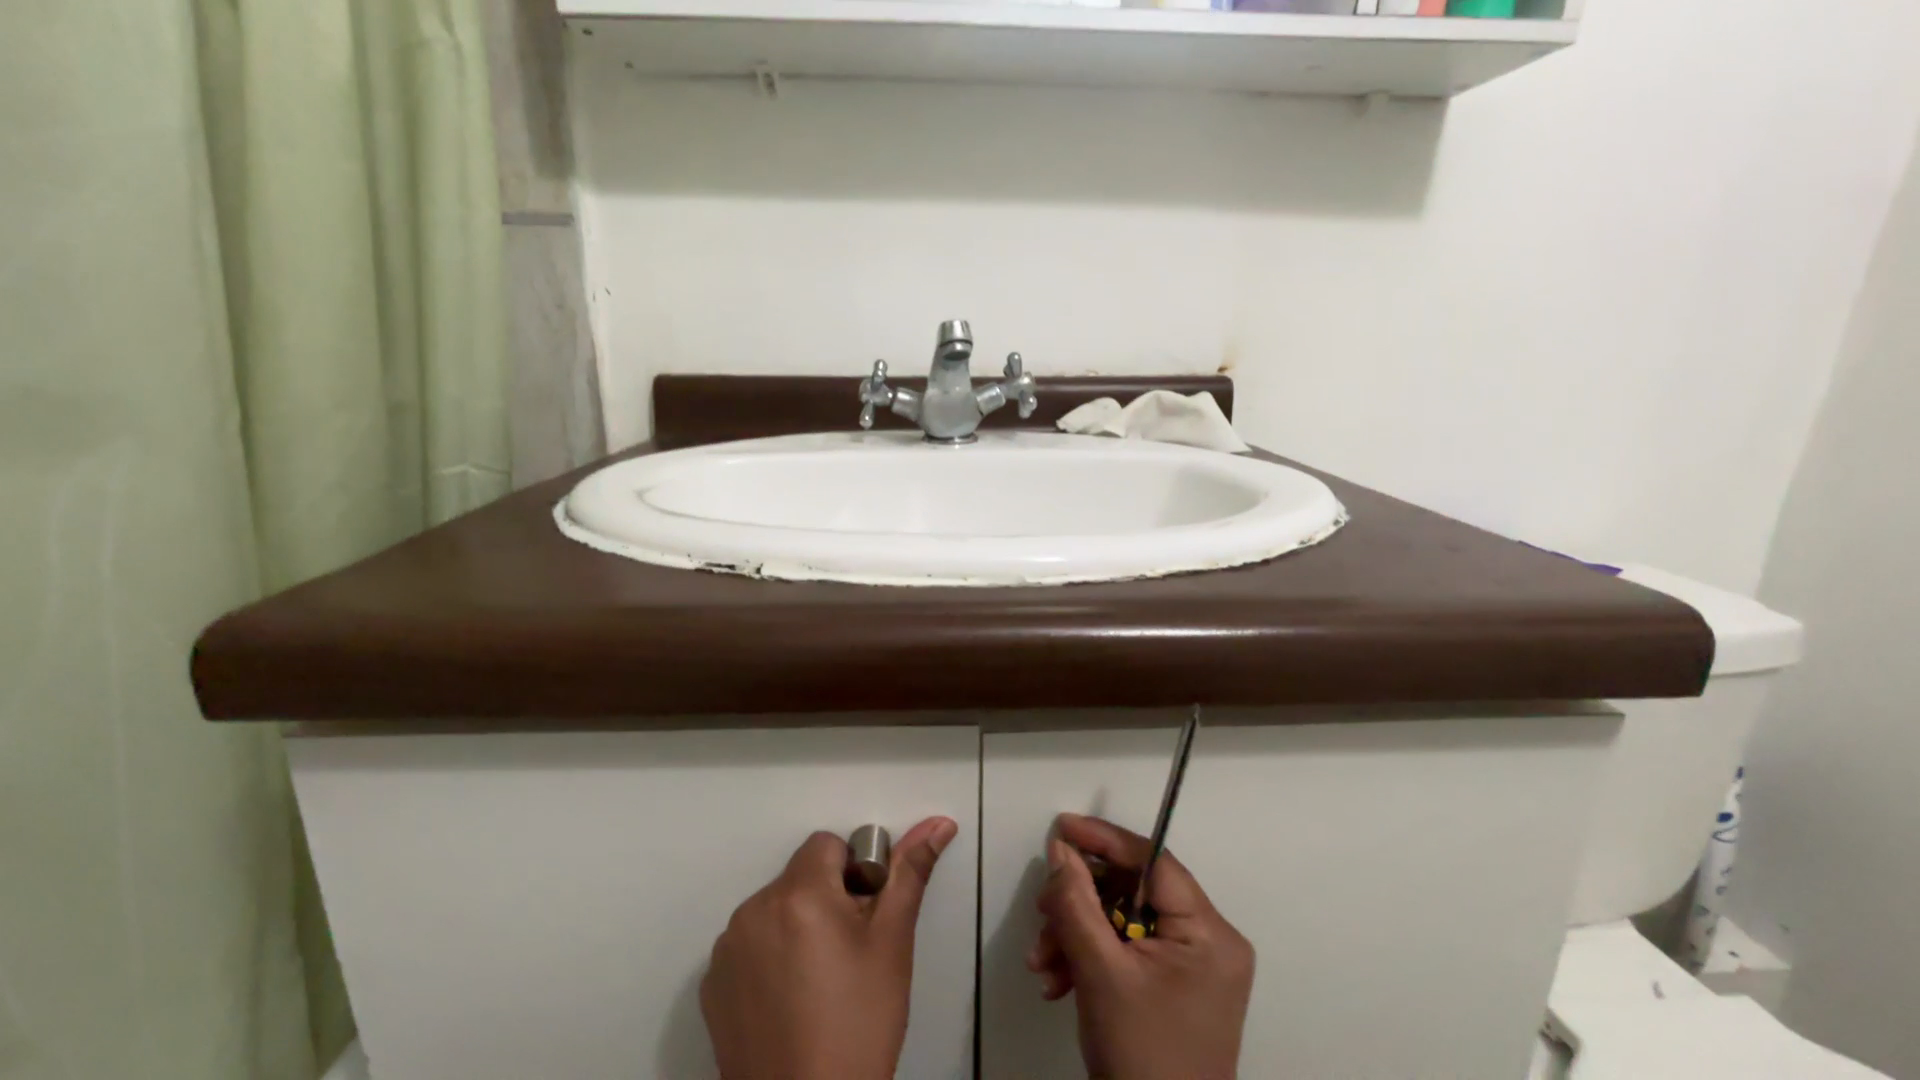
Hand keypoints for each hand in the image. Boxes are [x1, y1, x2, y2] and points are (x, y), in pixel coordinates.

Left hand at [701, 817, 957, 1079]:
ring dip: (797, 926)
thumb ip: (911, 874)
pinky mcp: (712, 984)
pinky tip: (791, 1000)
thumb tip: (937, 824)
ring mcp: (726, 949)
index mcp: (798, 894)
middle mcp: (753, 910)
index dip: (854, 872)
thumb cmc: (860, 1023)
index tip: (866, 915)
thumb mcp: (893, 944)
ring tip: (822, 981)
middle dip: (827, 899)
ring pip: (774, 911)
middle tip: (851, 952)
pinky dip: (770, 959)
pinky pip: (749, 947)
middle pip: (799, 877)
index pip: (827, 845)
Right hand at [1027, 813, 1254, 1079]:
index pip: (1154, 862)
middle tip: (1042, 915)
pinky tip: (1059, 981)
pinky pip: (1131, 952)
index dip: (1105, 840)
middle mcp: (1211, 941)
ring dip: (1078, 936)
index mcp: (1209, 933)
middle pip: (1134, 892)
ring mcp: (1196, 967)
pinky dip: (1093, 959)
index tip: (1061, 828)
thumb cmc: (1140, 1052)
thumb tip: (1061, 849)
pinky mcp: (1178, 988)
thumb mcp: (1100, 972)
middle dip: (1081, 904)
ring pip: (1126, 923)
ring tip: (1044, 963)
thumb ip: (1076, 903)